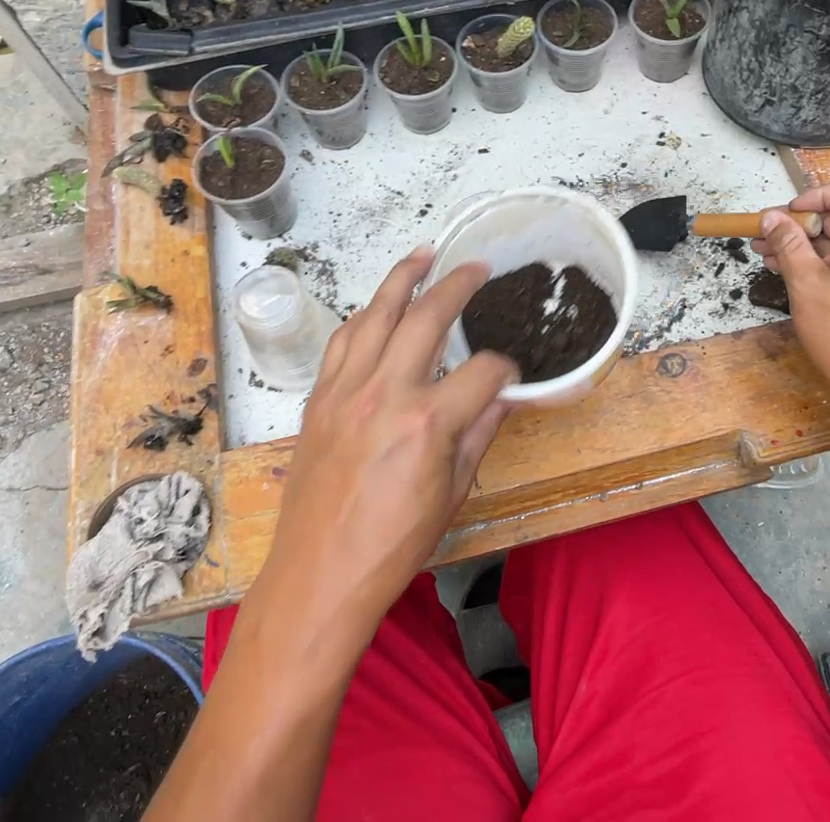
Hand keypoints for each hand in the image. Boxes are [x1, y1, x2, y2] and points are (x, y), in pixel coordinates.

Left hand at [259, 248, 517, 630]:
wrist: (320, 574)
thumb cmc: (393, 545)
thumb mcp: (454, 492)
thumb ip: (479, 433)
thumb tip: (500, 399)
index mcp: (428, 422)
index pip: (484, 371)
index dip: (506, 368)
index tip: (511, 374)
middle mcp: (384, 393)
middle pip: (426, 317)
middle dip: (457, 285)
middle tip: (476, 267)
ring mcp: (344, 391)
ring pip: (375, 314)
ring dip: (401, 279)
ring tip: (423, 255)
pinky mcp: (318, 399)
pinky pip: (341, 341)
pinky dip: (363, 317)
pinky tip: (376, 308)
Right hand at [752, 177, 829, 418]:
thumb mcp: (805, 283)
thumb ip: (788, 244)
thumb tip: (771, 218)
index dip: (817, 194)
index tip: (788, 215)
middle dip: (800, 224)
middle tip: (763, 237)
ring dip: (806, 244)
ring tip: (767, 256)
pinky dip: (822, 262)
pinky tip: (793, 273)